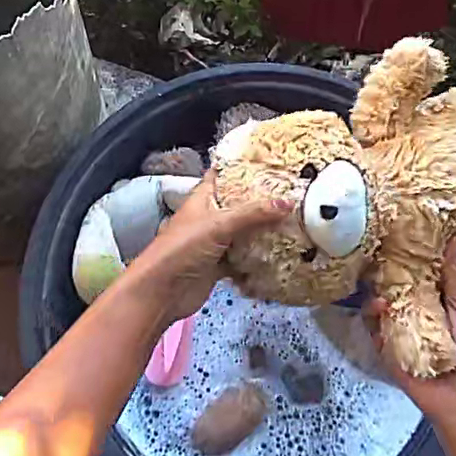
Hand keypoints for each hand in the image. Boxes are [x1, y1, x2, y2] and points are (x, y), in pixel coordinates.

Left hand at [126, 171, 291, 322]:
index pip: (224, 174)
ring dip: (264, 228)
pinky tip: (281, 250)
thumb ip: (253, 213)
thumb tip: (288, 202)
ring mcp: (215, 241)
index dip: (244, 166)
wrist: (161, 293)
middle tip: (293, 191)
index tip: (271, 162)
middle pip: (240, 203)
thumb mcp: (218, 225)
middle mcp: (210, 216)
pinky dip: (259, 255)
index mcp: (204, 197)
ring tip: (294, 218)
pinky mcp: (220, 264)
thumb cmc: (182, 249)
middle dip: (263, 199)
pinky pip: (245, 255)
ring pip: (245, 230)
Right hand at [368, 237, 455, 440]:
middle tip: (382, 246)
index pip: (421, 268)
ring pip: (381, 299)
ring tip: (381, 278)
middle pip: (397, 281)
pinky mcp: (387, 346)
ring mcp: (400, 326)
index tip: (405, 228)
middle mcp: (417, 308)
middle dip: (390, 266)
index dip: (413, 250)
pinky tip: (379, 306)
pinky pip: (373, 326)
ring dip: (379, 288)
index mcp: (440, 296)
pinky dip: (372, 315)